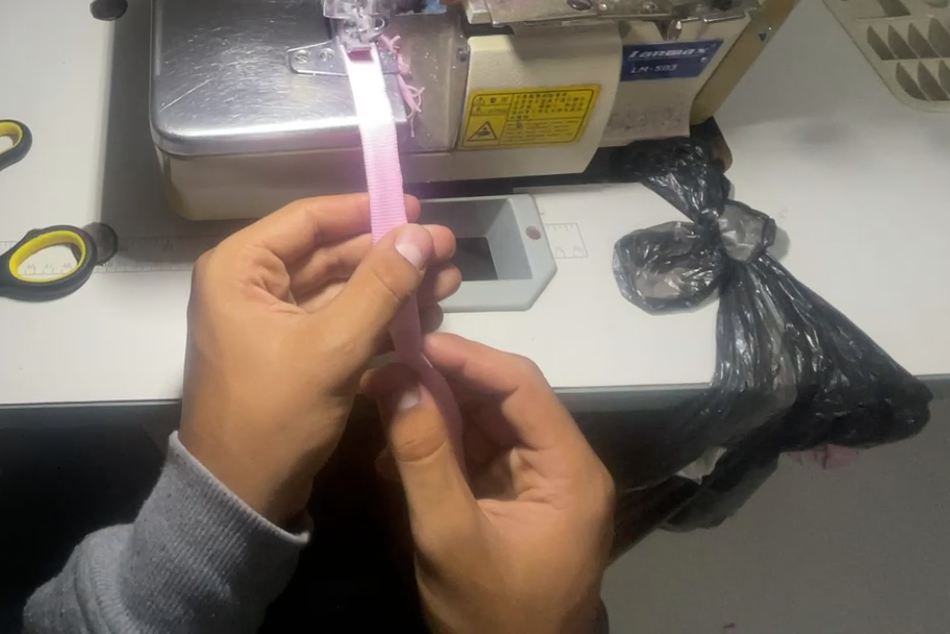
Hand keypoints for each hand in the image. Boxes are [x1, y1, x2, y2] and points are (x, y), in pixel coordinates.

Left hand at [178, 194, 459, 524]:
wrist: (240, 498)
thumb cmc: (273, 416)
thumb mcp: (331, 348)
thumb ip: (379, 288)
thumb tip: (420, 235)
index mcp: (239, 267)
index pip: (308, 219)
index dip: (363, 209)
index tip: (415, 207)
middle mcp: (249, 281)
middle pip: (327, 251)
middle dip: (387, 252)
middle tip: (445, 248)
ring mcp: (269, 315)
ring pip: (337, 285)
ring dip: (388, 284)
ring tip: (448, 278)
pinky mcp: (289, 345)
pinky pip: (336, 316)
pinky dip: (375, 314)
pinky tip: (422, 312)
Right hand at [366, 333, 614, 633]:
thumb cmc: (492, 619)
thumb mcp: (450, 538)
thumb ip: (424, 456)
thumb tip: (395, 378)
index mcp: (569, 471)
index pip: (520, 385)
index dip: (465, 356)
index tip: (409, 343)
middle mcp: (560, 464)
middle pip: (501, 393)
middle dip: (441, 378)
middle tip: (385, 368)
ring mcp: (535, 478)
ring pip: (482, 414)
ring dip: (431, 406)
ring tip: (380, 400)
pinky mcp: (510, 492)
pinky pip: (471, 445)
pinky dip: (433, 439)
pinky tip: (392, 453)